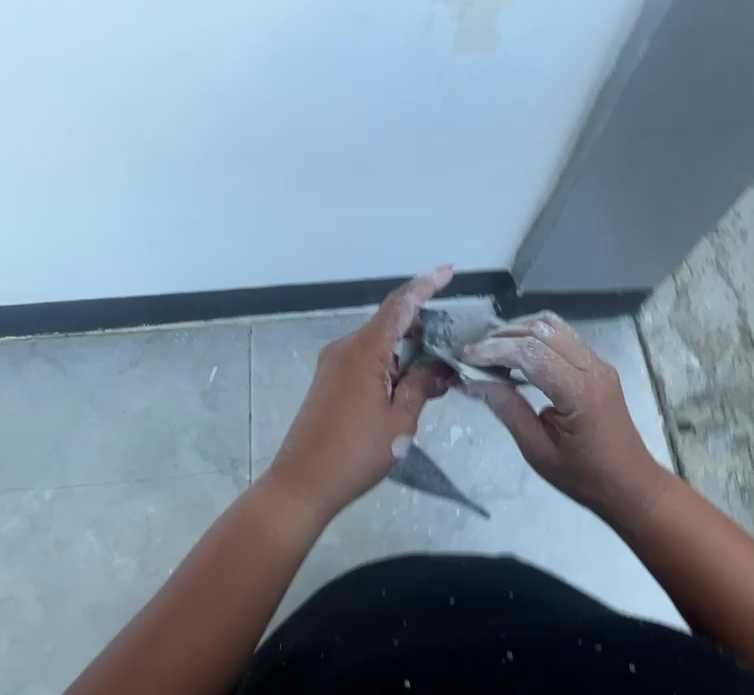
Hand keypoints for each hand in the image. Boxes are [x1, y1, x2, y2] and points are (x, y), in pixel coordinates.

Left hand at [263, 266, 457, 523]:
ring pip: (379, 345)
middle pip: (390, 324)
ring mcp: (334, 364)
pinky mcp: (329, 381)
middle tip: (451, 352)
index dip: (426, 285)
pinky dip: (390, 367)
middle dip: (422, 331)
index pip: (401, 305)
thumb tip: (440, 370)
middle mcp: (346, 348)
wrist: (302, 483)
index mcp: (365, 350)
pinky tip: (407, 390)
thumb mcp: (400, 422)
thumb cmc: (354, 453)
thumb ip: (422, 388)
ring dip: (407, 355)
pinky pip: (366, 361)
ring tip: (434, 380)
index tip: (449, 270)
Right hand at [459, 312, 675, 527]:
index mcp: (580, 392)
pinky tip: (515, 353)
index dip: (494, 350)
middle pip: (540, 330)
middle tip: (473, 352)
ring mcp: (598, 362)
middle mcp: (592, 368)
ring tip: (490, 350)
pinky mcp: (597, 364)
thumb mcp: (538, 451)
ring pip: (552, 325)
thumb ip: (508, 410)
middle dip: (501, 336)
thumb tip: (474, 381)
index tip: (465, 357)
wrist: (631, 485)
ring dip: (518, 330)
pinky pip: (562, 335)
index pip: (530, 353)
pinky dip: (534, 336)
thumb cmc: (585, 477)